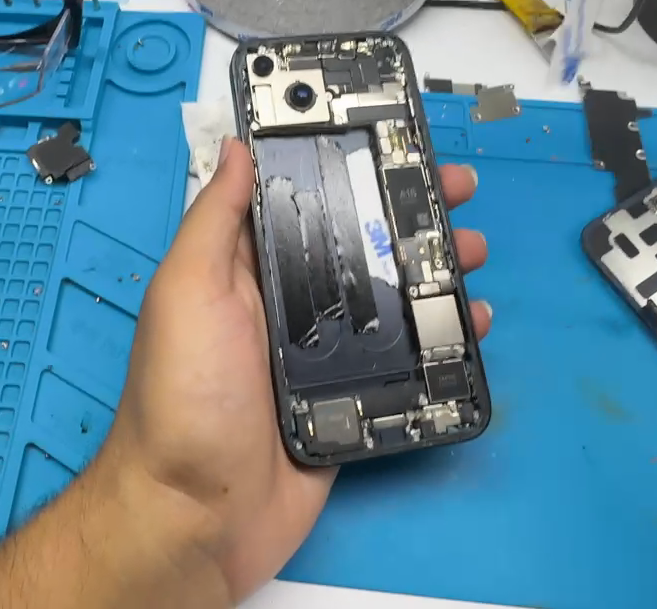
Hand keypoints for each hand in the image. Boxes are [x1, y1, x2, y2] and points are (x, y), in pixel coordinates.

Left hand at [98, 139, 491, 602]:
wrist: (199, 514)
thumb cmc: (184, 394)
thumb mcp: (188, 290)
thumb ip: (216, 220)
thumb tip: (236, 148)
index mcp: (251, 267)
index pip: (306, 201)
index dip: (347, 168)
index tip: (389, 143)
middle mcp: (291, 299)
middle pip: (360, 241)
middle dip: (407, 211)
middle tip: (453, 189)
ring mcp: (326, 347)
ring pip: (391, 292)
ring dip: (434, 265)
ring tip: (471, 248)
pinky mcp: (354, 392)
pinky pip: (407, 354)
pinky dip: (443, 334)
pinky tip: (471, 319)